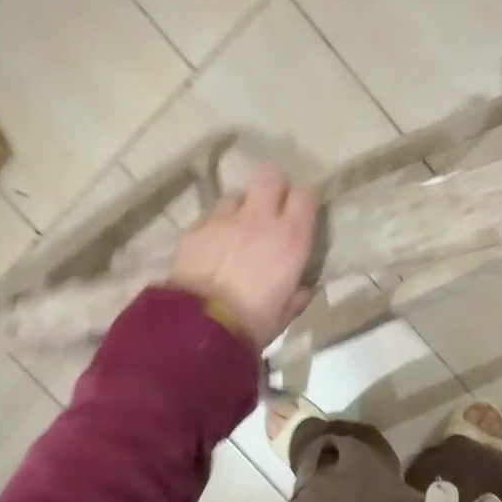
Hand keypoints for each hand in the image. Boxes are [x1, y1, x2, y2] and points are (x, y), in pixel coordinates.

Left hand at [169, 163, 319, 350]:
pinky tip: (212, 248)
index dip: (305, 199)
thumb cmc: (253, 323)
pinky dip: (215, 227)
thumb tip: (301, 289)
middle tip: (271, 207)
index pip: (306, 194)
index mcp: (290, 238)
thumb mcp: (285, 314)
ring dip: (240, 208)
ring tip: (237, 232)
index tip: (303, 211)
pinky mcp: (195, 228)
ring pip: (236, 195)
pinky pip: (210, 217)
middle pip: (269, 173)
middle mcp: (259, 218)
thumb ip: (296, 295)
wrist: (201, 327)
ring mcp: (223, 219)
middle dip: (272, 185)